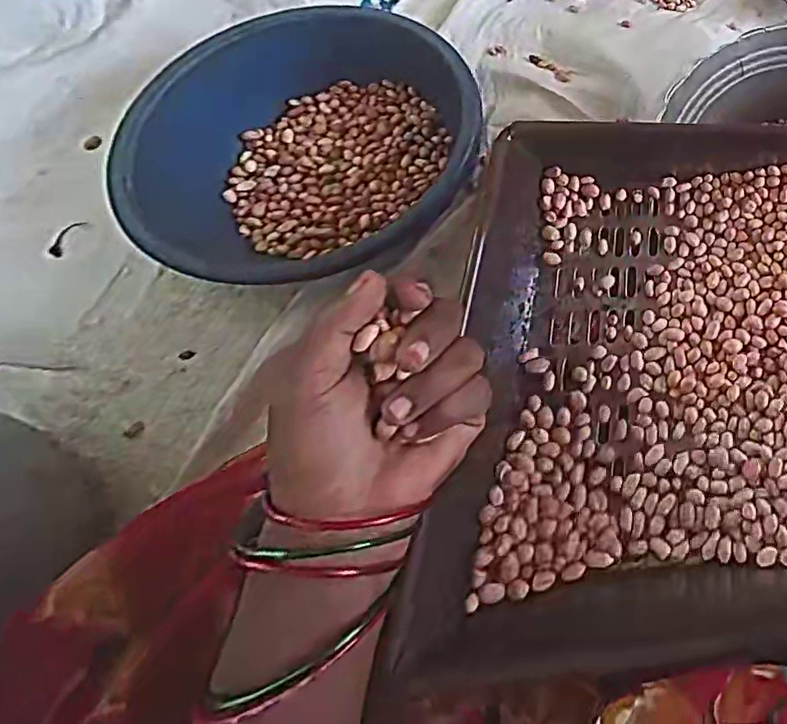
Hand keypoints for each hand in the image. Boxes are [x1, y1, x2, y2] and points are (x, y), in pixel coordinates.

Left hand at [266, 271, 490, 521]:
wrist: (340, 509)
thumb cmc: (313, 442)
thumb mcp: (308, 378)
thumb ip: (339, 322)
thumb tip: (376, 277)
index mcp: (376, 336)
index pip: (411, 294)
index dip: (416, 292)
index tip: (410, 302)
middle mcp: (416, 352)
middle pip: (448, 314)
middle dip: (428, 338)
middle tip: (401, 366)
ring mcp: (444, 382)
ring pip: (469, 351)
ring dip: (430, 386)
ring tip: (395, 419)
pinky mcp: (466, 412)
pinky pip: (478, 390)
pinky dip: (446, 412)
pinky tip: (418, 434)